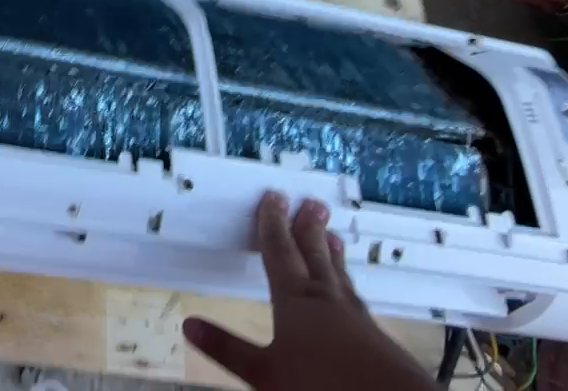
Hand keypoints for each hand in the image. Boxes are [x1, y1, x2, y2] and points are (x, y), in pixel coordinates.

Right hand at [183, 193, 436, 390]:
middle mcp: (326, 301)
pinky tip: (350, 292)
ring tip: (334, 236)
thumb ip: (229, 348)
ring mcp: (357, 319)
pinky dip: (348, 284)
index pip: (280, 252)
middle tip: (314, 202)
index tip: (274, 196)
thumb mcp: (266, 374)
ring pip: (340, 277)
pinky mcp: (379, 340)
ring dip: (333, 254)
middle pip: (316, 256)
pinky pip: (356, 299)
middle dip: (309, 229)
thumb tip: (188, 324)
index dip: (273, 223)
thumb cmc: (322, 385)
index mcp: (295, 299)